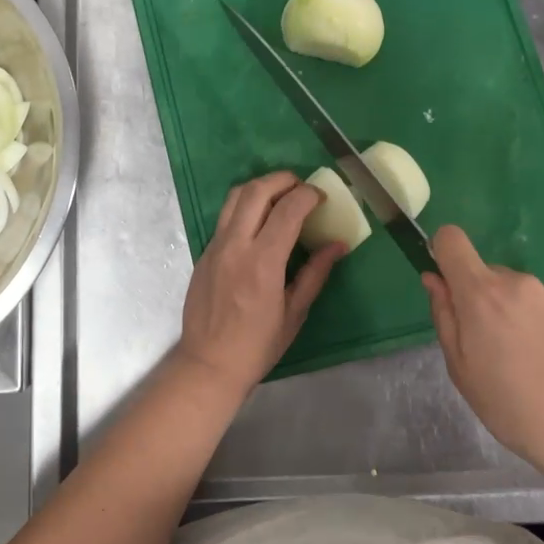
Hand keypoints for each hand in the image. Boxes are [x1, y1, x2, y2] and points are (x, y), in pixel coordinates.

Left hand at [175, 171, 348, 396]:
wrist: (208, 363)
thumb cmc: (257, 346)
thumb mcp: (295, 313)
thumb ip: (315, 273)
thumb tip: (338, 244)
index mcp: (262, 262)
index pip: (287, 209)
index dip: (308, 195)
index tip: (322, 197)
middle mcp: (235, 246)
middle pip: (256, 191)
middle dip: (282, 180)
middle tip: (302, 187)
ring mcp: (215, 246)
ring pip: (235, 197)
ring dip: (260, 187)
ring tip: (281, 195)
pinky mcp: (204, 251)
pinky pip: (225, 216)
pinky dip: (245, 206)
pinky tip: (260, 221)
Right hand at [422, 224, 543, 473]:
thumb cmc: (511, 406)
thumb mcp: (460, 368)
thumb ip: (444, 315)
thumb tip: (435, 279)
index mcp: (482, 292)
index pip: (451, 239)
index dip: (442, 252)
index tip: (446, 284)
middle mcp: (519, 282)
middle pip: (485, 272)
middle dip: (479, 297)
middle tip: (487, 345)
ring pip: (516, 290)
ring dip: (511, 311)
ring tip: (523, 359)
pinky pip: (543, 306)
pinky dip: (537, 324)